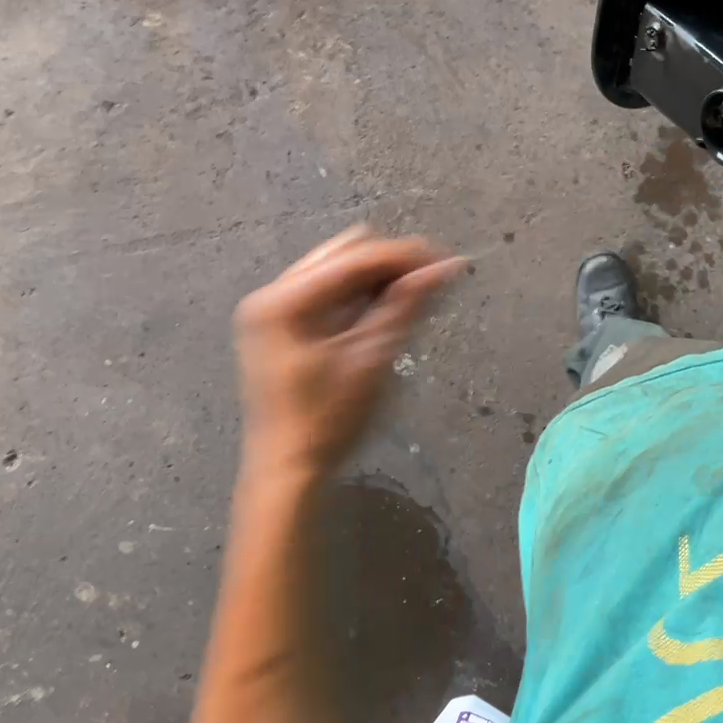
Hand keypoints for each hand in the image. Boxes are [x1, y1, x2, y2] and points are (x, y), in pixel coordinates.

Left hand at [234, 225, 464, 477]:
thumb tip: (446, 266)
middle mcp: (273, 293)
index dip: (406, 256)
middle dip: (392, 262)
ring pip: (338, 269)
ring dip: (379, 277)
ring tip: (418, 296)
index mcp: (285, 300)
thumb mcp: (373, 359)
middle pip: (345, 253)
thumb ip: (406, 305)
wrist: (289, 468)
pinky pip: (329, 292)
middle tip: (434, 281)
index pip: (356, 257)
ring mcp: (274, 309)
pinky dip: (361, 295)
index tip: (450, 262)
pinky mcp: (284, 325)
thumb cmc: (329, 419)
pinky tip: (389, 309)